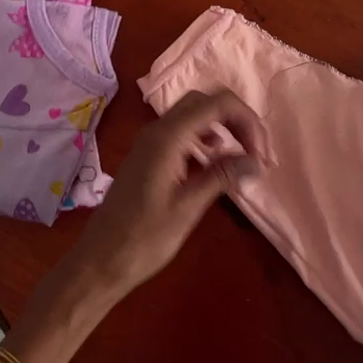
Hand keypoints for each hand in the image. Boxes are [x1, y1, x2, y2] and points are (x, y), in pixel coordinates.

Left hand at [68, 88, 274, 296]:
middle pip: (205, 102)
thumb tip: (256, 161)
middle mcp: (158, 130)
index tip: (262, 155)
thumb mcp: (188, 208)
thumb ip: (222, 176)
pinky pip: (183, 132)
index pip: (217, 103)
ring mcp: (151, 141)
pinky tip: (216, 163)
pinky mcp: (150, 155)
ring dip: (223, 127)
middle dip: (236, 119)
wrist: (100, 260)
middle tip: (256, 153)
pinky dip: (206, 138)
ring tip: (243, 158)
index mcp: (167, 137)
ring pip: (194, 114)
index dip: (247, 120)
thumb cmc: (144, 238)